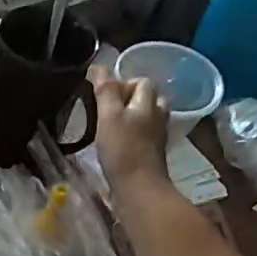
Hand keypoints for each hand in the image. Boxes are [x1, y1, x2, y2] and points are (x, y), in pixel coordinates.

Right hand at [89, 66, 169, 184]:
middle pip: (148, 99)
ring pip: (148, 118)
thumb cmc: (123, 151)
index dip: (122, 84)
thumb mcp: (108, 117)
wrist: (140, 189)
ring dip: (133, 119)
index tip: (103, 99)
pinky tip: (120, 146)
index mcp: (148, 103)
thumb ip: (105, 91)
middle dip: (131, 100)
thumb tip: (98, 66)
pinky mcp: (153, 155)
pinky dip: (134, 136)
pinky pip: (146, 136)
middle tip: (109, 112)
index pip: (141, 82)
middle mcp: (158, 116)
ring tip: (113, 128)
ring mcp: (158, 137)